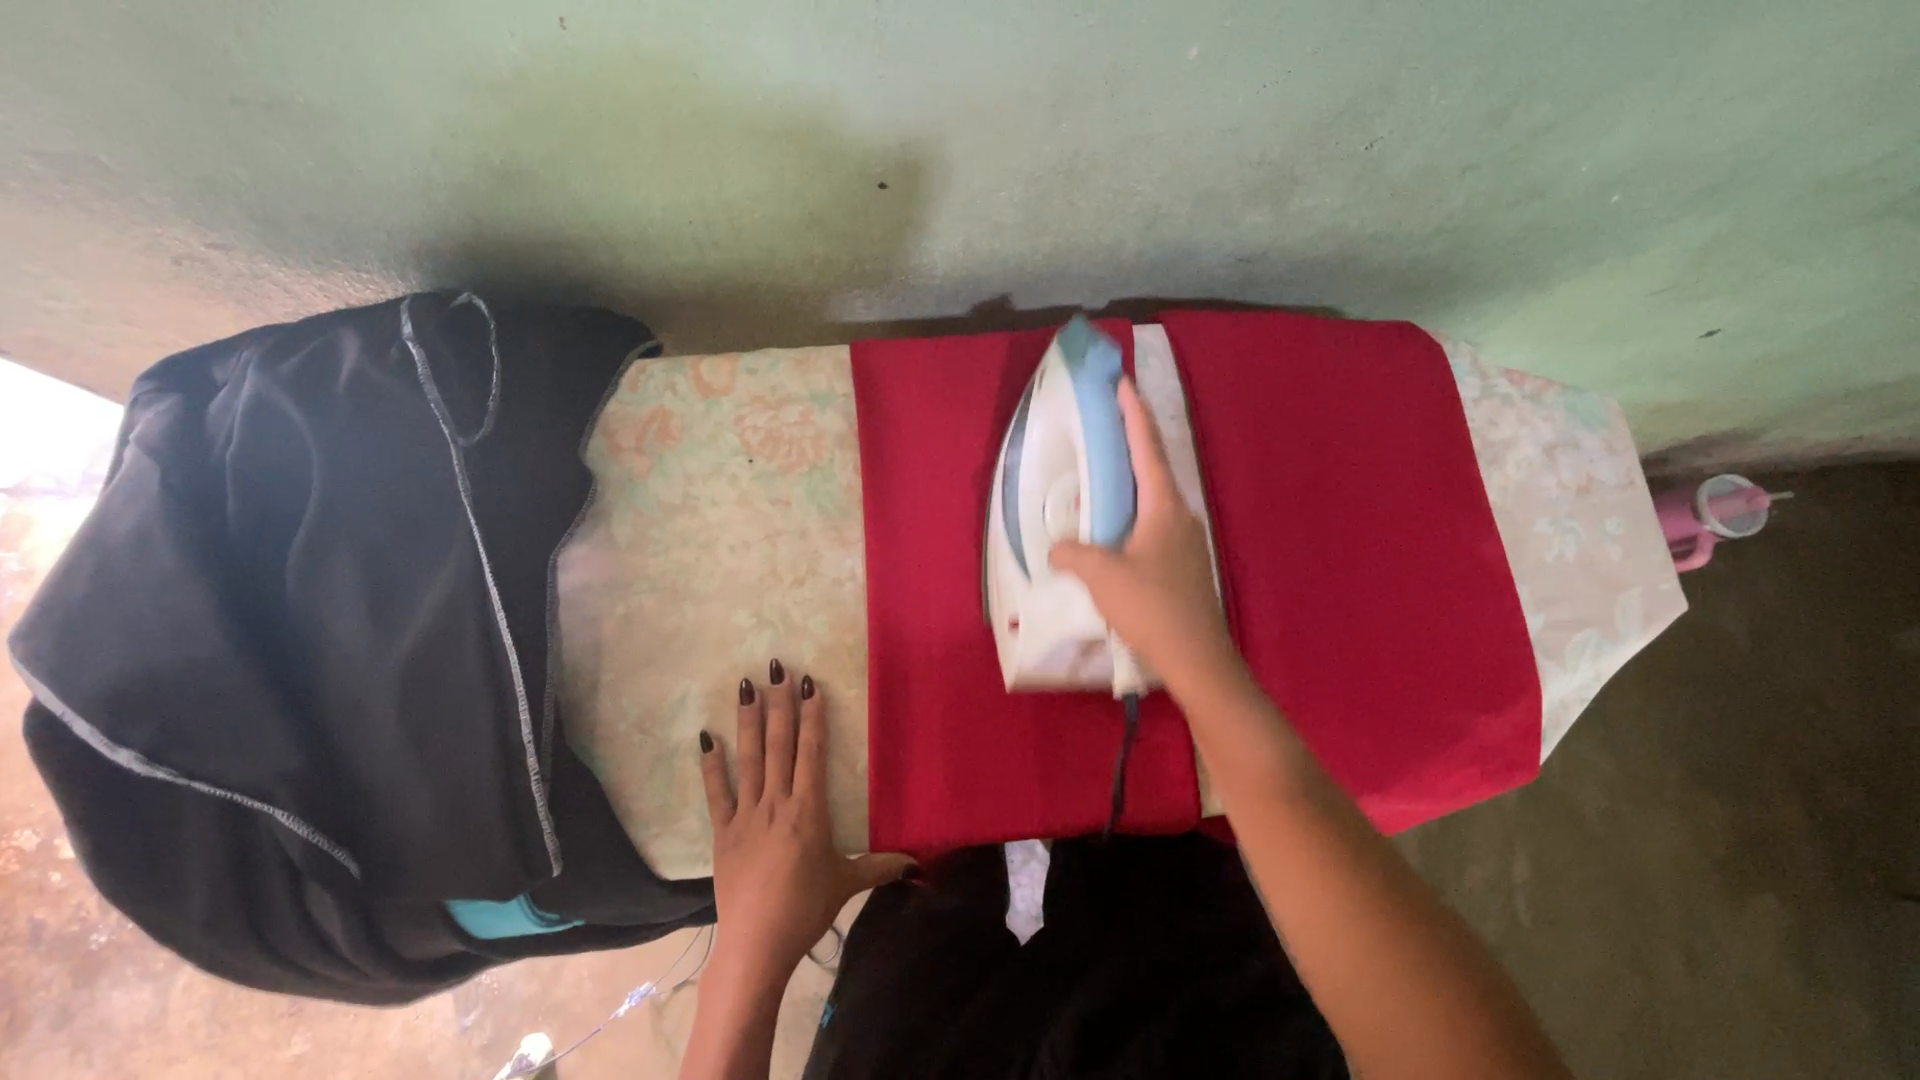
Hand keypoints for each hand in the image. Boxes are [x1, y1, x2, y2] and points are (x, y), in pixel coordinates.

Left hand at [699, 660, 915, 984]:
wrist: (757, 944)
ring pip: (749, 759)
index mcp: (809, 811)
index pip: (812, 752)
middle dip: (779, 705)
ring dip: (747, 722)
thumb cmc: (806, 910)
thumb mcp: (846, 885)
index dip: (812, 716)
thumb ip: (880, 867)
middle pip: (779, 745)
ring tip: (746, 686)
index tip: (809, 685)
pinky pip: (716, 793)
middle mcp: (777, 803)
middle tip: (777, 668)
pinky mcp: (723, 833)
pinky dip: (711, 765)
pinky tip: (706, 737)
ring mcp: (746, 816)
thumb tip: (918, 864)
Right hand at [1049, 378, 1239, 693]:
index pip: (1147, 448)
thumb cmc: (1151, 606)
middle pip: (1154, 470)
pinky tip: (1117, 536)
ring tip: (1103, 484)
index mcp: (1163, 506)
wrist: (1196, 656)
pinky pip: (1155, 528)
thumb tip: (1059, 549)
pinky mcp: (1186, 566)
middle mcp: (1181, 515)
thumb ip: (1074, 554)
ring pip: (1154, 502)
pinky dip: (1133, 518)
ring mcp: (1188, 542)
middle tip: (1107, 428)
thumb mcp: (1101, 576)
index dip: (1133, 414)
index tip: (1124, 384)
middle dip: (1131, 446)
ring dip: (1131, 487)